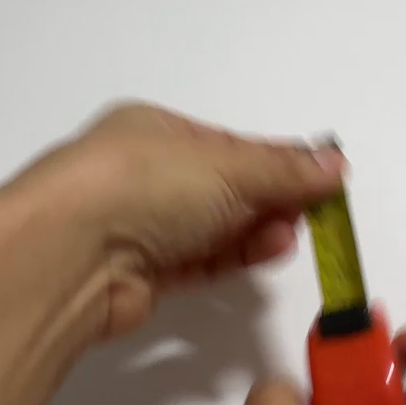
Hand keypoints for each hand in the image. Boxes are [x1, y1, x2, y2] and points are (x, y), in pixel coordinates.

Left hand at [14, 102, 345, 338]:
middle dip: (270, 198)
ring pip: (212, 227)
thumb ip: (285, 169)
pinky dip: (235, 256)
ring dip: (256, 229)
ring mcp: (138, 226)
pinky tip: (270, 250)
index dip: (277, 161)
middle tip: (312, 211)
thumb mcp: (228, 165)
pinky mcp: (140, 275)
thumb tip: (337, 163)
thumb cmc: (147, 183)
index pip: (229, 145)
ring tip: (292, 234)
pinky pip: (199, 261)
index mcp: (154, 130)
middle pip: (224, 187)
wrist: (68, 255)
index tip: (321, 178)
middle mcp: (144, 175)